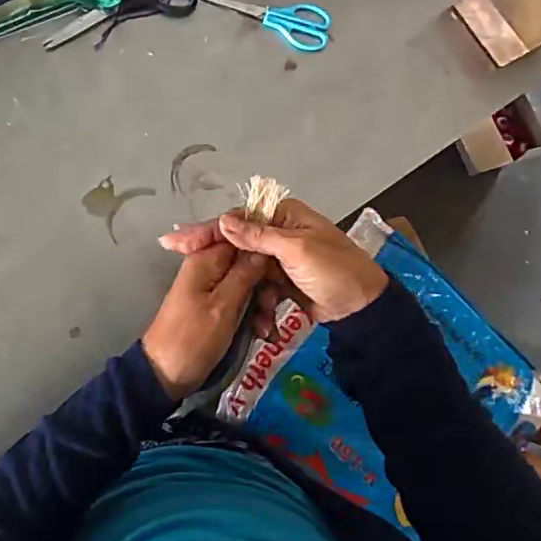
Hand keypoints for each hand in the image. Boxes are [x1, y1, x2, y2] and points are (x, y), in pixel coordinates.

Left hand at [140, 244, 271, 399]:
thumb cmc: (193, 338)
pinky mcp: (215, 305)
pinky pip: (240, 302)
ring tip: (267, 332)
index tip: (286, 269)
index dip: (265, 250)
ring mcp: (211, 287)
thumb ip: (243, 275)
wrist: (166, 371)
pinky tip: (263, 335)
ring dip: (262, 307)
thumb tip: (262, 248)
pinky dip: (253, 317)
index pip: (240, 239)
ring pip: (248, 285)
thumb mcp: (223, 307)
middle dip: (266, 285)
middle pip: (247, 263)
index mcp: (204, 259)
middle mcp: (207, 267)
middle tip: (274, 311)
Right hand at [159, 198, 386, 323]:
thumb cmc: (335, 271)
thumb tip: (224, 221)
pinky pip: (257, 289)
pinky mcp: (281, 282)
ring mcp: (279, 259)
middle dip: (212, 255)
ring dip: (239, 289)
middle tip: (174, 251)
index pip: (237, 219)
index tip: (179, 239)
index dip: (207, 229)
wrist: (365, 312)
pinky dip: (257, 306)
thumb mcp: (296, 250)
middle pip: (235, 242)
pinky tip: (260, 323)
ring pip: (243, 269)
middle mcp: (279, 233)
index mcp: (284, 216)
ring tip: (228, 303)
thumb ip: (258, 236)